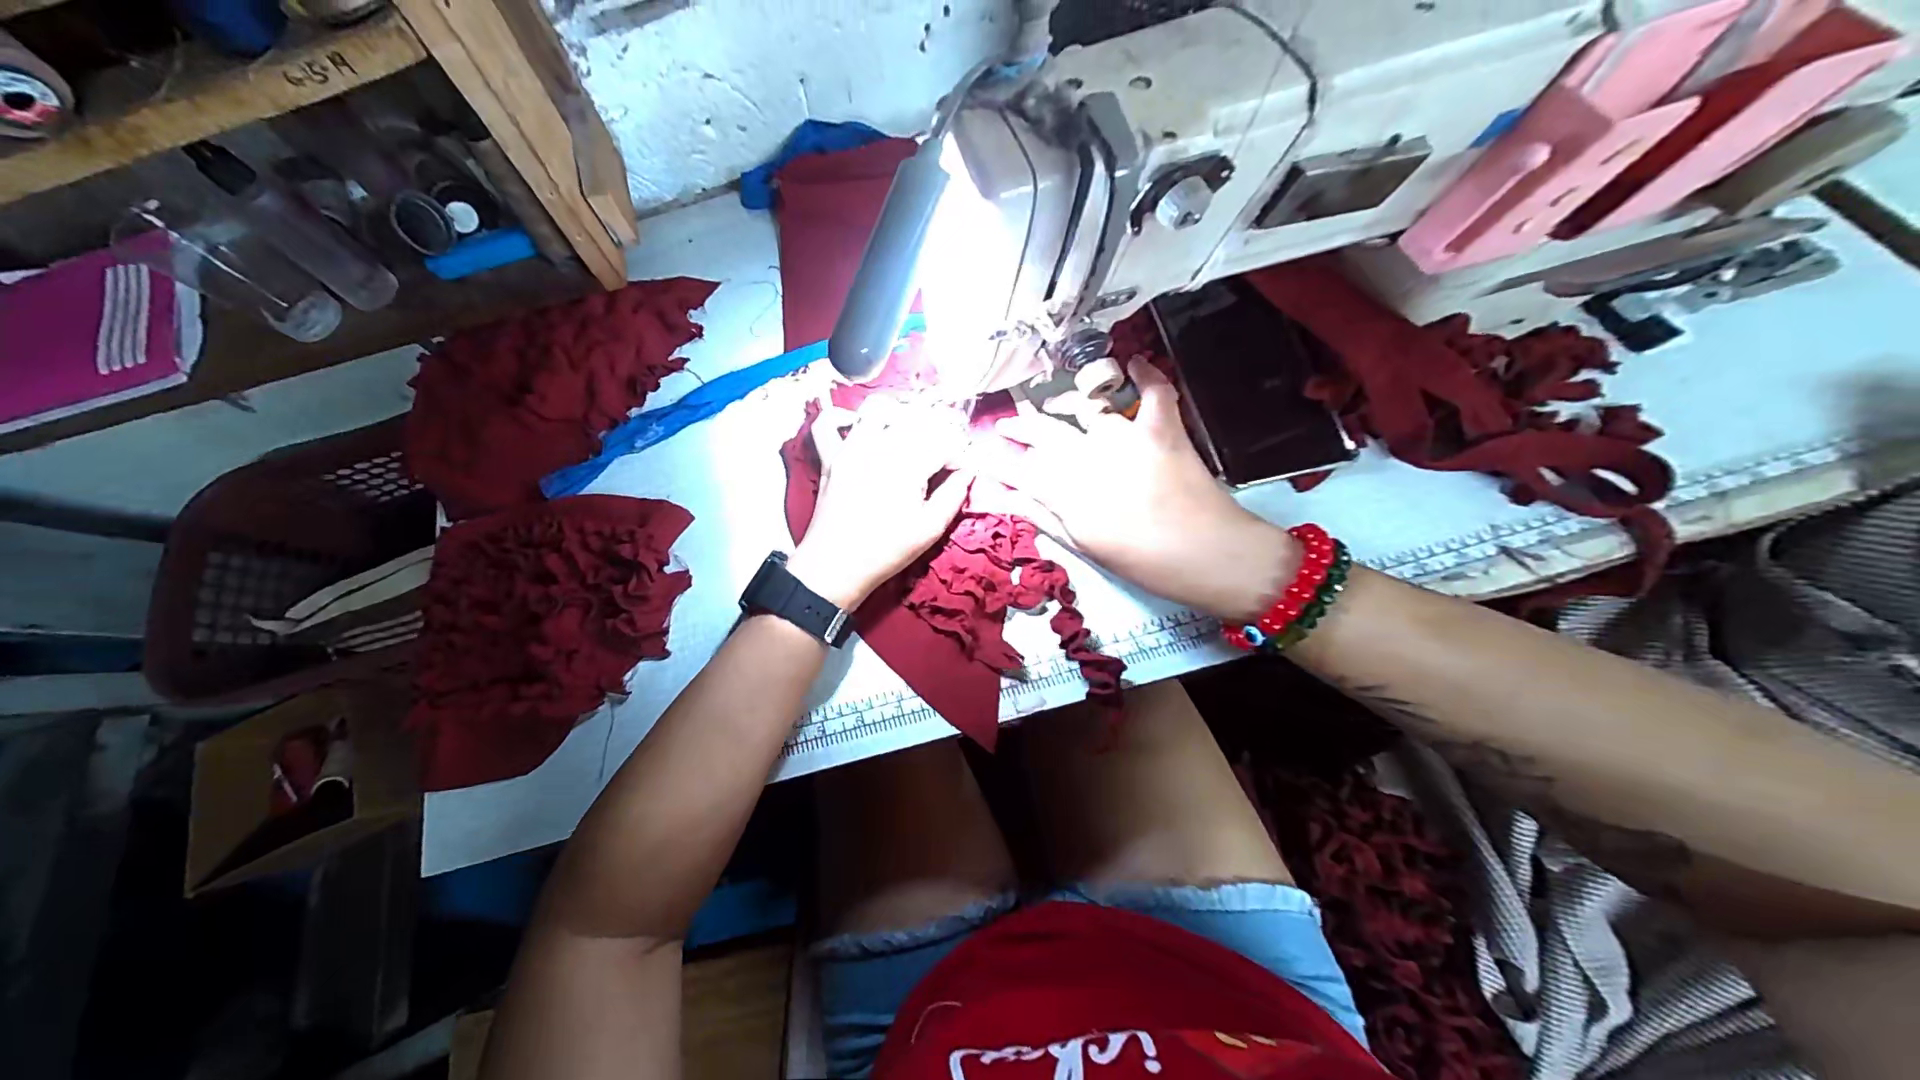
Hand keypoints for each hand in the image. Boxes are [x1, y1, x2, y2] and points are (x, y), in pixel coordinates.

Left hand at [788, 397, 972, 609]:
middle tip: (945, 450)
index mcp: (908, 464)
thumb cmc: (885, 551)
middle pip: (916, 417)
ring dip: (901, 414)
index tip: (963, 468)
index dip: (960, 453)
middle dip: (938, 427)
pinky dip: (843, 417)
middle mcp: (879, 446)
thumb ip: (954, 494)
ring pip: (879, 408)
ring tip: (911, 433)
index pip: (945, 440)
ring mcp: (851, 448)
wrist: (834, 566)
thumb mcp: (931, 528)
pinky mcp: (831, 457)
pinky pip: (829, 423)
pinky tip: (859, 427)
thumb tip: (967, 473)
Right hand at [970, 360, 1297, 622]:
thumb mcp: (1084, 546)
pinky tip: (1136, 363)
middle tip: (1006, 425)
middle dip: (1020, 427)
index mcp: (1066, 494)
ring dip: (1071, 406)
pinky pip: (1153, 391)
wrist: (1211, 557)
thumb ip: (1042, 516)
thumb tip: (1004, 499)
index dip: (995, 461)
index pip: (1018, 470)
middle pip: (1044, 432)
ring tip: (1062, 407)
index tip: (979, 454)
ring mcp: (1126, 439)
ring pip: (1088, 409)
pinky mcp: (1162, 429)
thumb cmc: (1145, 563)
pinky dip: (1146, 374)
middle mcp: (1088, 459)